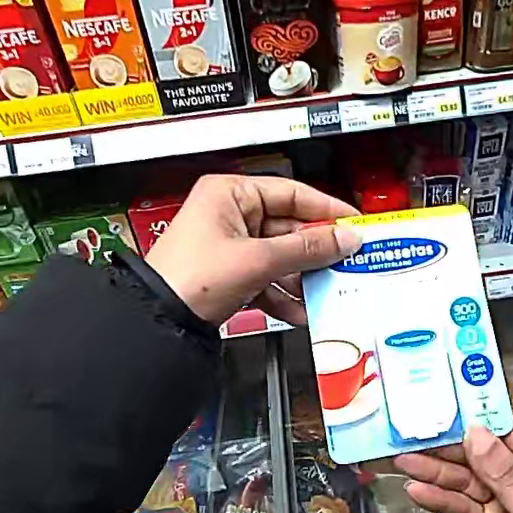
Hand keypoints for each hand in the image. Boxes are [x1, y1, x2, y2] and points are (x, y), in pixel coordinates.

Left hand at [144, 174, 360, 324]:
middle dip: (315, 252)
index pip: (291, 193)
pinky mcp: (229, 273)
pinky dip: (283, 294)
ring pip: (280, 257)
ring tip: (325, 290)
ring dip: (302, 278)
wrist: (159, 319)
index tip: (353, 223)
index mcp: (230, 193)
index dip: (326, 209)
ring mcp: (229, 245)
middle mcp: (230, 214)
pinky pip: (267, 278)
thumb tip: (344, 238)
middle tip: (345, 262)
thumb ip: (307, 248)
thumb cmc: (189, 277)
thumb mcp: (259, 260)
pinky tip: (300, 310)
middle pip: (288, 228)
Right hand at [395, 418, 512, 512]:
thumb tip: (477, 435)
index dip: (482, 416)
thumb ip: (509, 480)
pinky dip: (440, 500)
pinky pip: (462, 508)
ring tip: (406, 461)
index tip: (448, 403)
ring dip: (436, 472)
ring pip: (467, 480)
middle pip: (484, 454)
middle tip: (414, 435)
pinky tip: (419, 492)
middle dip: (449, 445)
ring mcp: (509, 508)